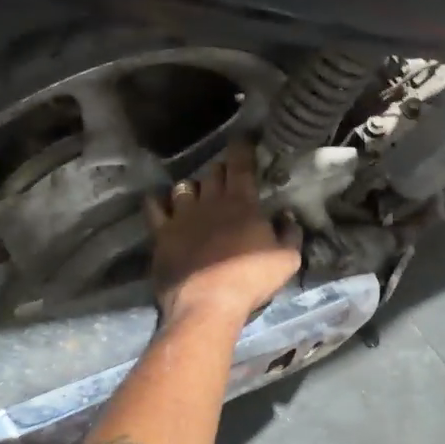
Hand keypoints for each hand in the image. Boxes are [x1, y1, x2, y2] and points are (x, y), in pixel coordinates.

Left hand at [145, 141, 301, 324]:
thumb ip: (290, 233)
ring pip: (184, 187)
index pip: (241, 166)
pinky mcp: (161, 233)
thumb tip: (287, 216)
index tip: (243, 139)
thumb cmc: (251, 281)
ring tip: (196, 194)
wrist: (207, 304)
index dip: (242, 149)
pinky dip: (158, 201)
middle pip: (212, 174)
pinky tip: (161, 203)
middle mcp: (210, 202)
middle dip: (219, 171)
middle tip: (224, 176)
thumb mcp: (287, 260)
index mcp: (242, 204)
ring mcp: (182, 216)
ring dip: (192, 187)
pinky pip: (154, 206)